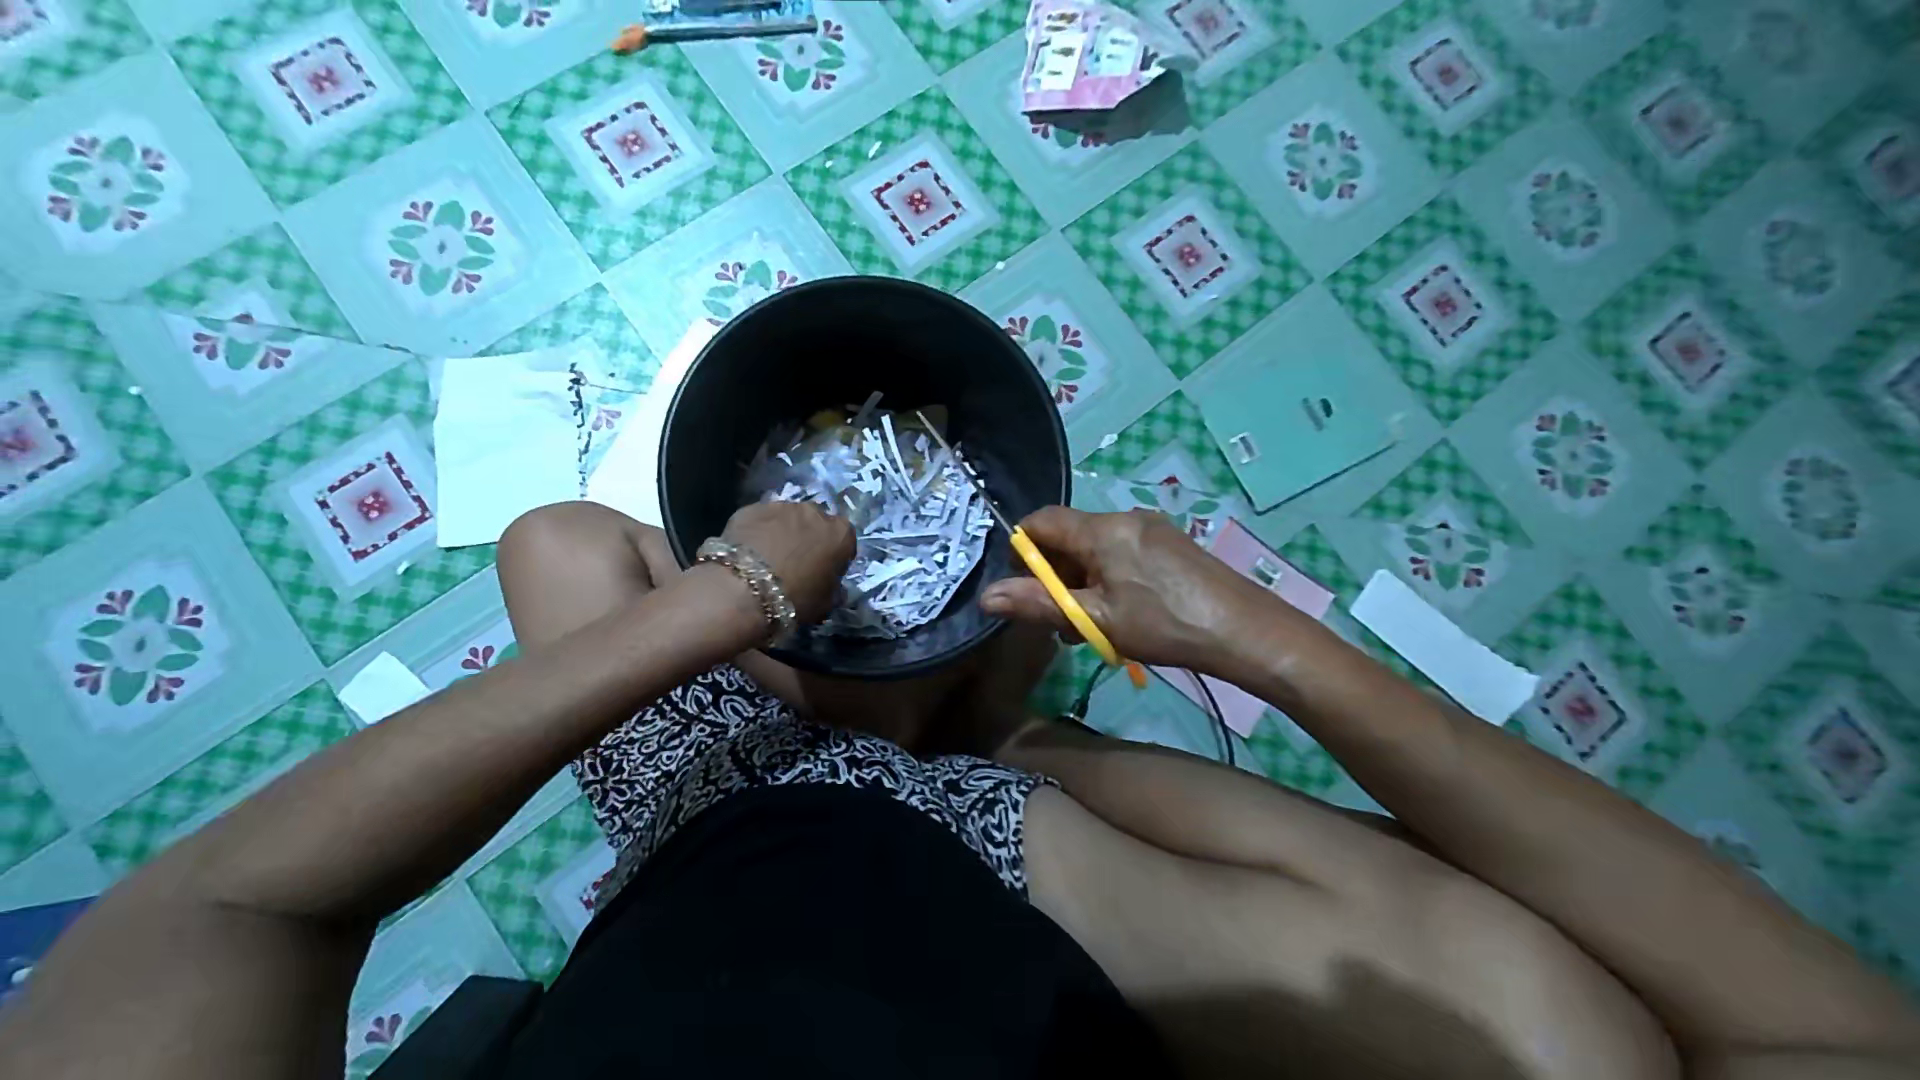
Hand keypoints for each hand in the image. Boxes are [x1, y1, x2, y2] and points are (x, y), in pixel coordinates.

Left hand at [720, 500, 854, 623]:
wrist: (744, 591)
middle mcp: (814, 512)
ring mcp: (781, 506)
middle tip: (794, 563)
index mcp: (840, 533)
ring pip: (786, 518)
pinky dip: (757, 531)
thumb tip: (833, 588)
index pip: (844, 540)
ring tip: (766, 558)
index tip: (824, 570)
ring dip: (781, 532)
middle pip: (814, 523)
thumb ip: (834, 589)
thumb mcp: (826, 603)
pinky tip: (746, 552)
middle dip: (808, 538)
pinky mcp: (751, 508)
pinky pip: (759, 520)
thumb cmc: (796, 599)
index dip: (834, 555)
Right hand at [979, 507, 1284, 672]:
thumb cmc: (1165, 624)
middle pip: (1069, 536)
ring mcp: (1151, 529)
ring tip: (1093, 626)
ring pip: (1095, 548)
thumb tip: (986, 597)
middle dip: (1056, 576)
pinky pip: (1122, 553)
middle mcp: (1124, 518)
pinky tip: (1123, 613)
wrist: (1246, 631)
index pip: (1041, 521)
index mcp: (1102, 529)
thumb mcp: (1096, 619)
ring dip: (1082, 583)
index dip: (1022, 550)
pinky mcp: (1170, 544)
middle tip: (1062, 621)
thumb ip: (1039, 604)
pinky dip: (1108, 578)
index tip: (1024, 588)